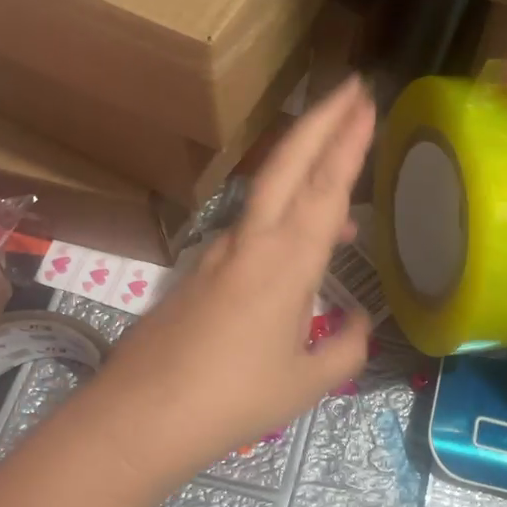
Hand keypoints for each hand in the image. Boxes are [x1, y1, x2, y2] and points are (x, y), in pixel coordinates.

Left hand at [84, 77, 375, 476]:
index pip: (326, 187)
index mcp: (287, 263)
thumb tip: (360, 324)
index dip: (349, 140)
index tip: (365, 99)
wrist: (141, 417)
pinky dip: (283, 219)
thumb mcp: (307, 383)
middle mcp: (251, 243)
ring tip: (341, 177)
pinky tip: (297, 252)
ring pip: (268, 194)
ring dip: (305, 171)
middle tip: (352, 89)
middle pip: (288, 163)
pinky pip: (251, 229)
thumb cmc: (233, 401)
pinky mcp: (199, 272)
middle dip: (322, 121)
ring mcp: (218, 253)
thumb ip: (345, 349)